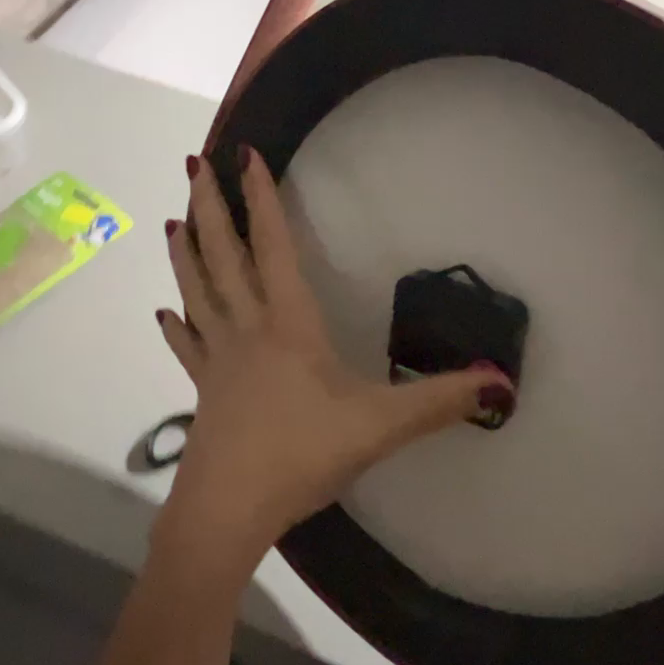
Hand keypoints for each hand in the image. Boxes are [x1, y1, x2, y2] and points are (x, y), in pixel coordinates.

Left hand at [152, 148, 513, 562]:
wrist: (229, 510)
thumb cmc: (301, 456)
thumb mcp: (380, 426)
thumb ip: (438, 401)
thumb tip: (500, 382)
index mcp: (288, 324)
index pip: (273, 247)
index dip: (262, 199)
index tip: (244, 154)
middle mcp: (247, 329)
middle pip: (222, 256)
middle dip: (209, 207)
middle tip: (192, 163)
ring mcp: (219, 360)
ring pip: (197, 293)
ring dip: (185, 253)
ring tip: (172, 219)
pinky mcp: (204, 391)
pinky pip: (187, 347)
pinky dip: (175, 326)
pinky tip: (164, 313)